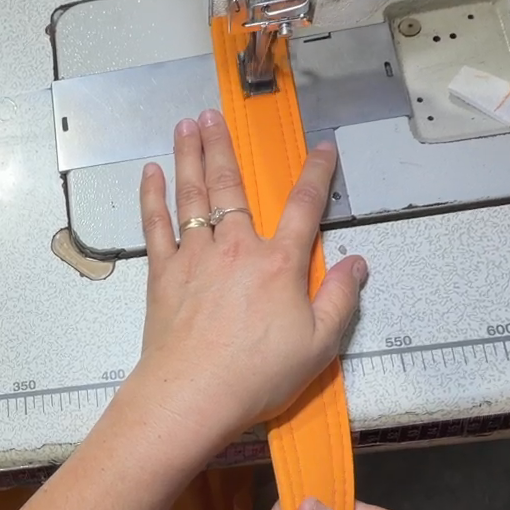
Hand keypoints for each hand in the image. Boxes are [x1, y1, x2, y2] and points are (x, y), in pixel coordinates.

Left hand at [126, 109, 366, 447]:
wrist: (194, 394)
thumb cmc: (257, 374)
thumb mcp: (319, 344)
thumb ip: (341, 299)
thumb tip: (358, 265)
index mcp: (278, 264)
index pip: (304, 208)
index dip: (317, 175)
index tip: (323, 148)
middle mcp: (235, 248)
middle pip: (231, 186)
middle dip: (224, 146)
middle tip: (215, 115)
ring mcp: (194, 256)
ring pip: (192, 196)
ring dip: (189, 156)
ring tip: (186, 125)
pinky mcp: (163, 274)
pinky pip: (156, 225)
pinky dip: (153, 198)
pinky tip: (151, 174)